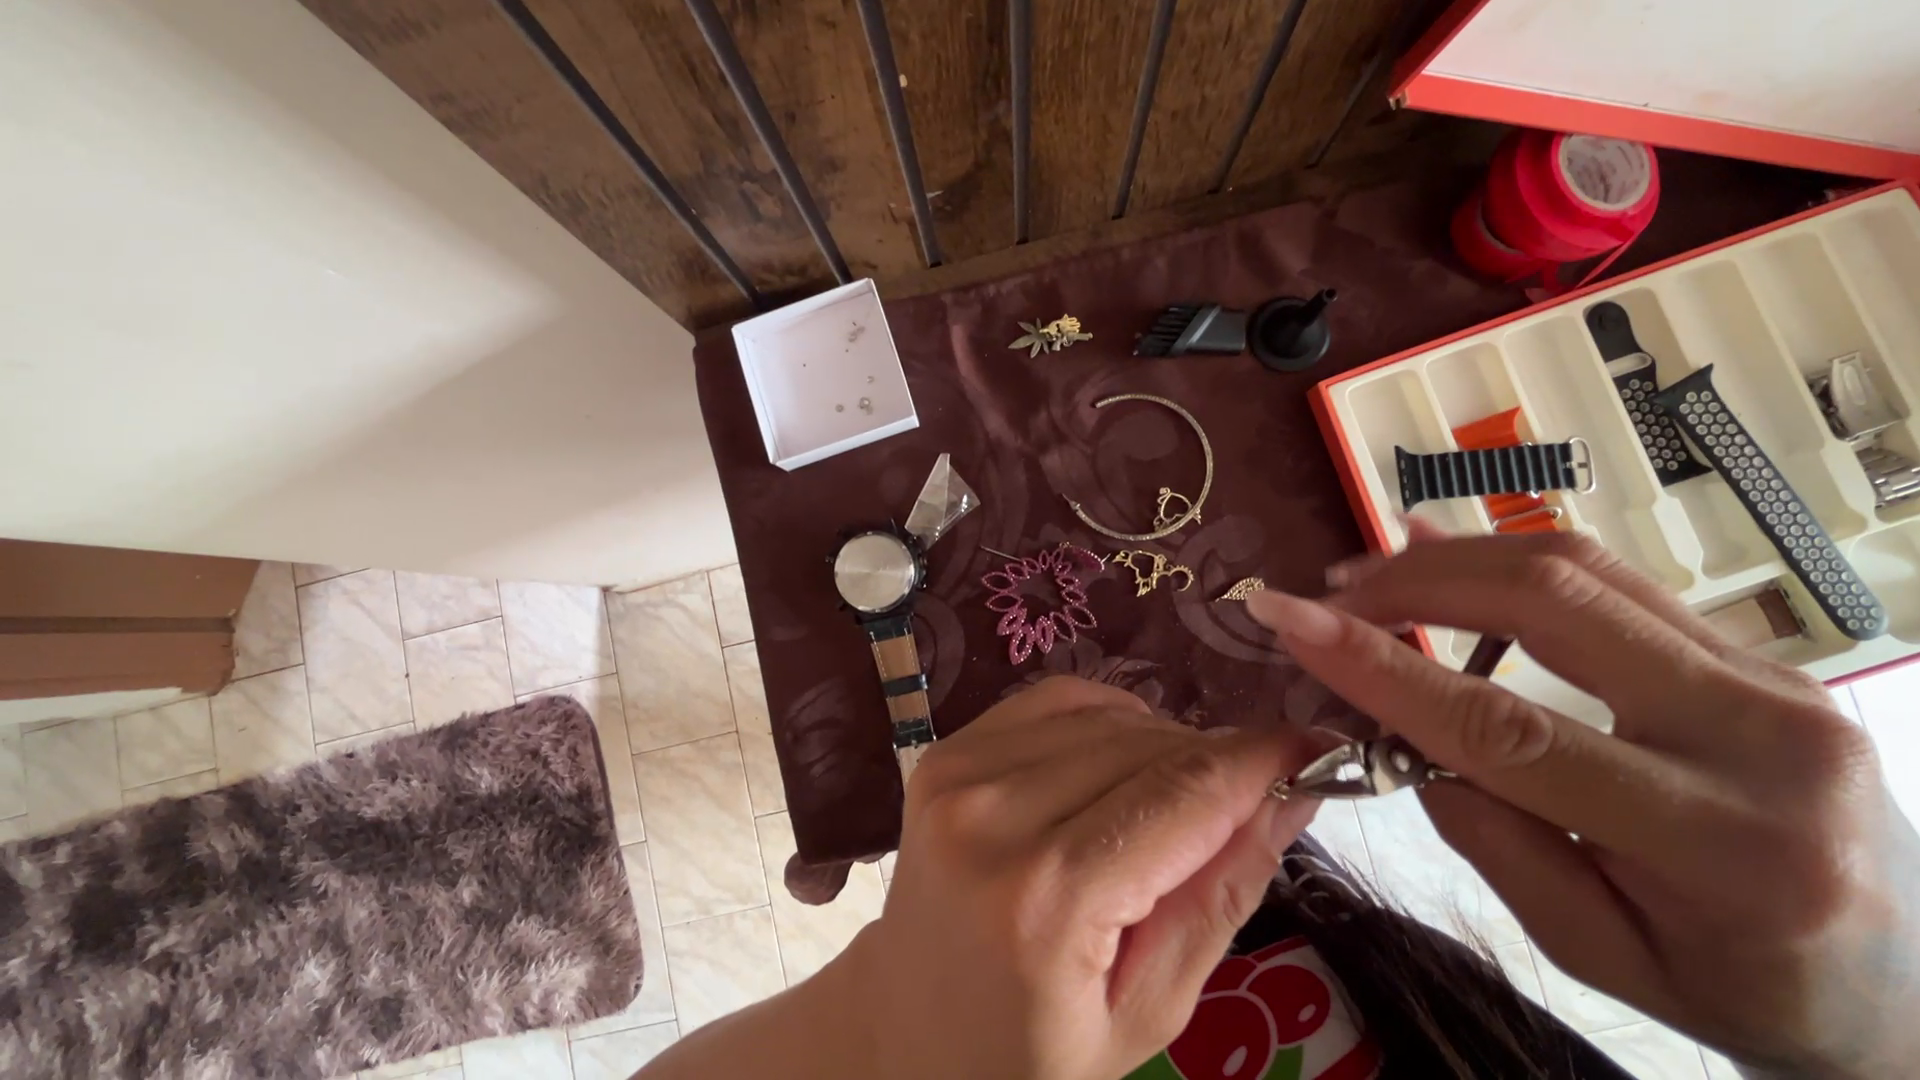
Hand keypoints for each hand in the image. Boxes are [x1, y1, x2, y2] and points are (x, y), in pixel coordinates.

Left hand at [840, 676, 1327, 1079]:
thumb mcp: (1149, 1009)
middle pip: (1149, 745)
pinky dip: (1109, 722)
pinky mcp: (946, 751)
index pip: (1183, 795)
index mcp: (1046, 901)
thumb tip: (1291, 790)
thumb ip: (1222, 892)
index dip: (1261, 760)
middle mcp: (992, 816)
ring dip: (1163, 744)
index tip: (1320, 747)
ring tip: (1171, 806)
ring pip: (1108, 716)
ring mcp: (958, 772)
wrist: (908, 1023)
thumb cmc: (1032, 1049)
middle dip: (1217, 761)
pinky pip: (1058, 700)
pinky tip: (1117, 767)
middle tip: (1247, 801)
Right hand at [1246, 531, 1919, 1078]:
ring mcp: (1773, 676)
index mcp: (1720, 841)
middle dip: (1417, 583)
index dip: (1381, 666)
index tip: (1287, 619)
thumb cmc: (1732, 986)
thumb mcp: (1592, 949)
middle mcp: (1761, 733)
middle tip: (1328, 594)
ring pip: (1583, 569)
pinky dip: (1507, 558)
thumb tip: (1406, 732)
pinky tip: (1442, 553)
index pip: (1507, 729)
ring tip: (1367, 575)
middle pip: (1555, 605)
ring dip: (1455, 558)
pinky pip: (1613, 580)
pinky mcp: (1756, 651)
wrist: (1903, 979)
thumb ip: (1491, 838)